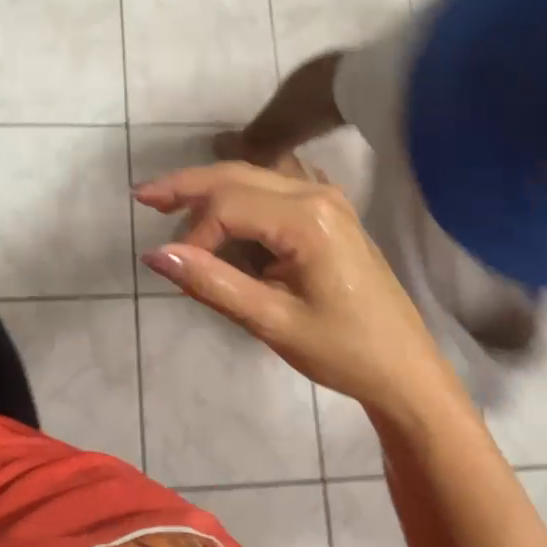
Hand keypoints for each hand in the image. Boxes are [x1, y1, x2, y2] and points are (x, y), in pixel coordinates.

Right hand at [134, 162, 452, 406]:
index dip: (194, 234)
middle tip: (141, 197)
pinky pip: (271, 189)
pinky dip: (236, 195)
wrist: (405, 370)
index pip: (228, 207)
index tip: (181, 273)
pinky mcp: (329, 211)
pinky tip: (215, 209)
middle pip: (237, 176)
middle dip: (187, 185)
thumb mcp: (272, 322)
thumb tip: (156, 255)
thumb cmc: (343, 351)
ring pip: (252, 177)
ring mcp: (326, 199)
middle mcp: (317, 194)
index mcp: (308, 219)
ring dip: (209, 188)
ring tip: (166, 201)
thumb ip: (212, 284)